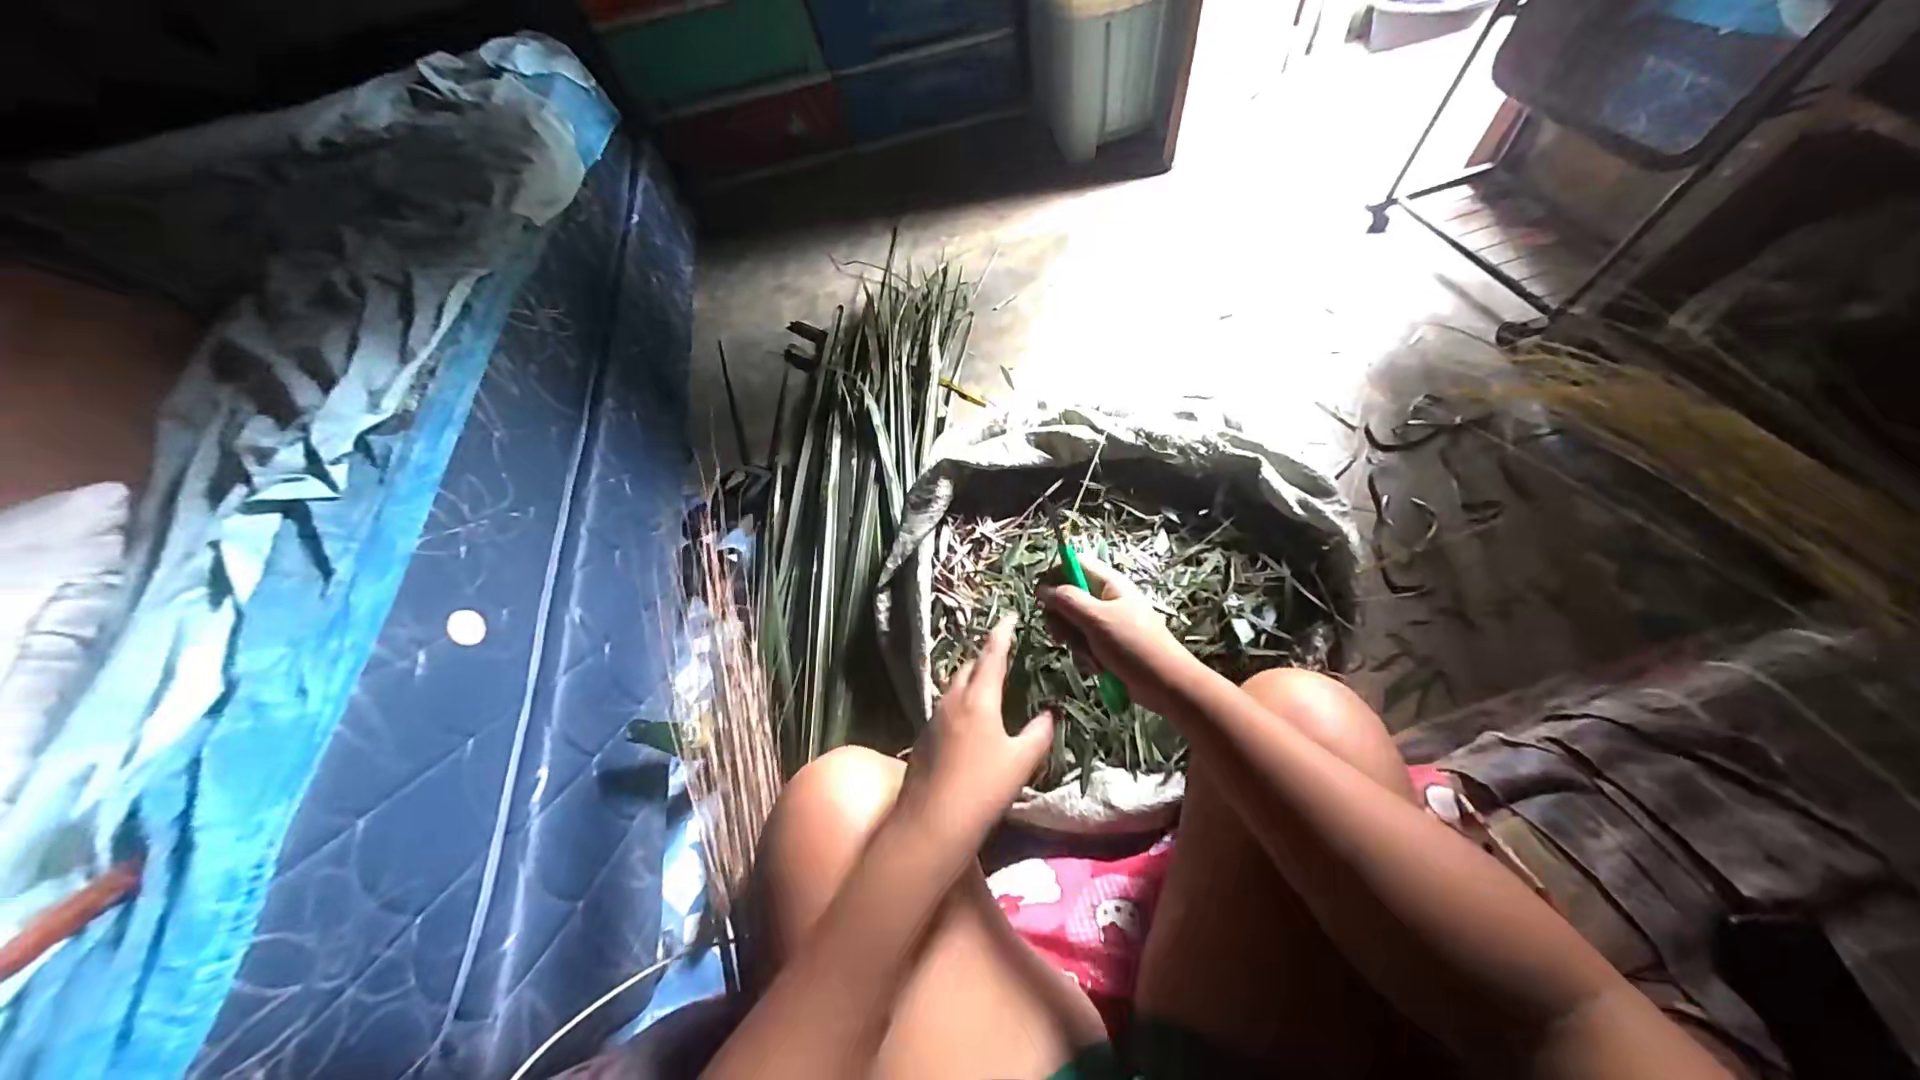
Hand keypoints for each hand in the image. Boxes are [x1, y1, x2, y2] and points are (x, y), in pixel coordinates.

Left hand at [897, 615, 1053, 846]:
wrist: (931, 823)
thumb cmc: (983, 789)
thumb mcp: (1021, 761)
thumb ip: (1039, 733)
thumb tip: (1048, 715)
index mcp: (978, 698)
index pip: (992, 654)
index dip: (1003, 632)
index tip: (1011, 616)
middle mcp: (952, 700)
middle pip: (969, 667)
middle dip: (986, 656)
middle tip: (1005, 655)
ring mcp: (934, 718)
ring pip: (955, 687)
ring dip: (972, 680)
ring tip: (991, 686)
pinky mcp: (924, 737)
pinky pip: (946, 708)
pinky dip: (962, 704)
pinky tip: (972, 723)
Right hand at [1038, 554, 1198, 716]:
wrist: (1166, 684)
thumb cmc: (1133, 645)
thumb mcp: (1097, 619)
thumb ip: (1067, 600)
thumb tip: (1042, 588)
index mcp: (1109, 583)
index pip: (1074, 563)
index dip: (1055, 575)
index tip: (1042, 598)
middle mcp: (1106, 599)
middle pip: (1068, 596)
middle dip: (1061, 619)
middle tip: (1062, 637)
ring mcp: (1107, 622)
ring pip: (1072, 623)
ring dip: (1074, 642)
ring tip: (1088, 657)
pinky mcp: (1107, 644)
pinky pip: (1083, 643)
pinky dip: (1085, 655)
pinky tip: (1096, 668)